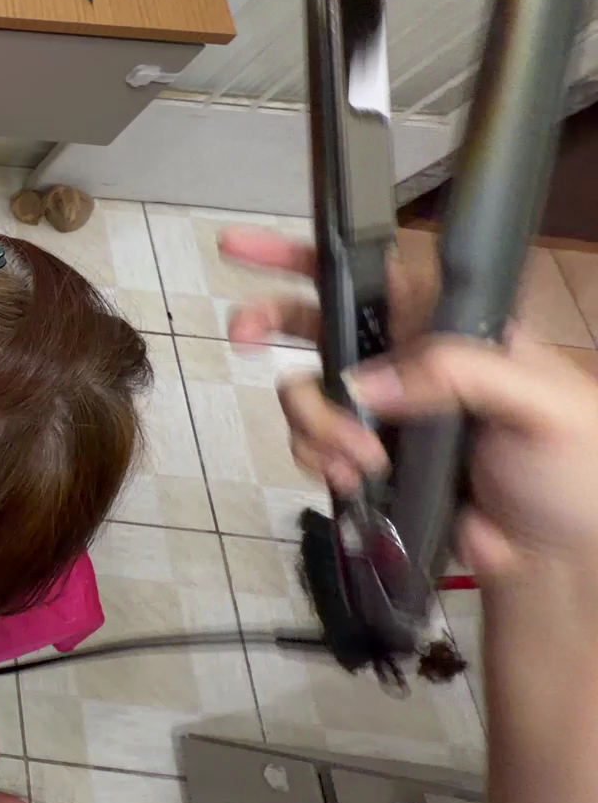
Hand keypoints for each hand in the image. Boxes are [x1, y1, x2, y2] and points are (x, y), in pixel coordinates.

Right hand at [219, 226, 597, 576]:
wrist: (561, 556)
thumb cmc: (582, 471)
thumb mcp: (546, 405)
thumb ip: (459, 373)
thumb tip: (361, 386)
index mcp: (443, 330)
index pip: (368, 273)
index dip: (301, 253)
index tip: (239, 246)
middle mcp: (396, 360)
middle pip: (304, 320)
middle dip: (262, 323)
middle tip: (245, 339)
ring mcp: (369, 405)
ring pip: (298, 390)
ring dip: (315, 424)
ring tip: (363, 459)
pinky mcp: (351, 447)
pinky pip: (302, 438)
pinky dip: (316, 456)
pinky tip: (354, 475)